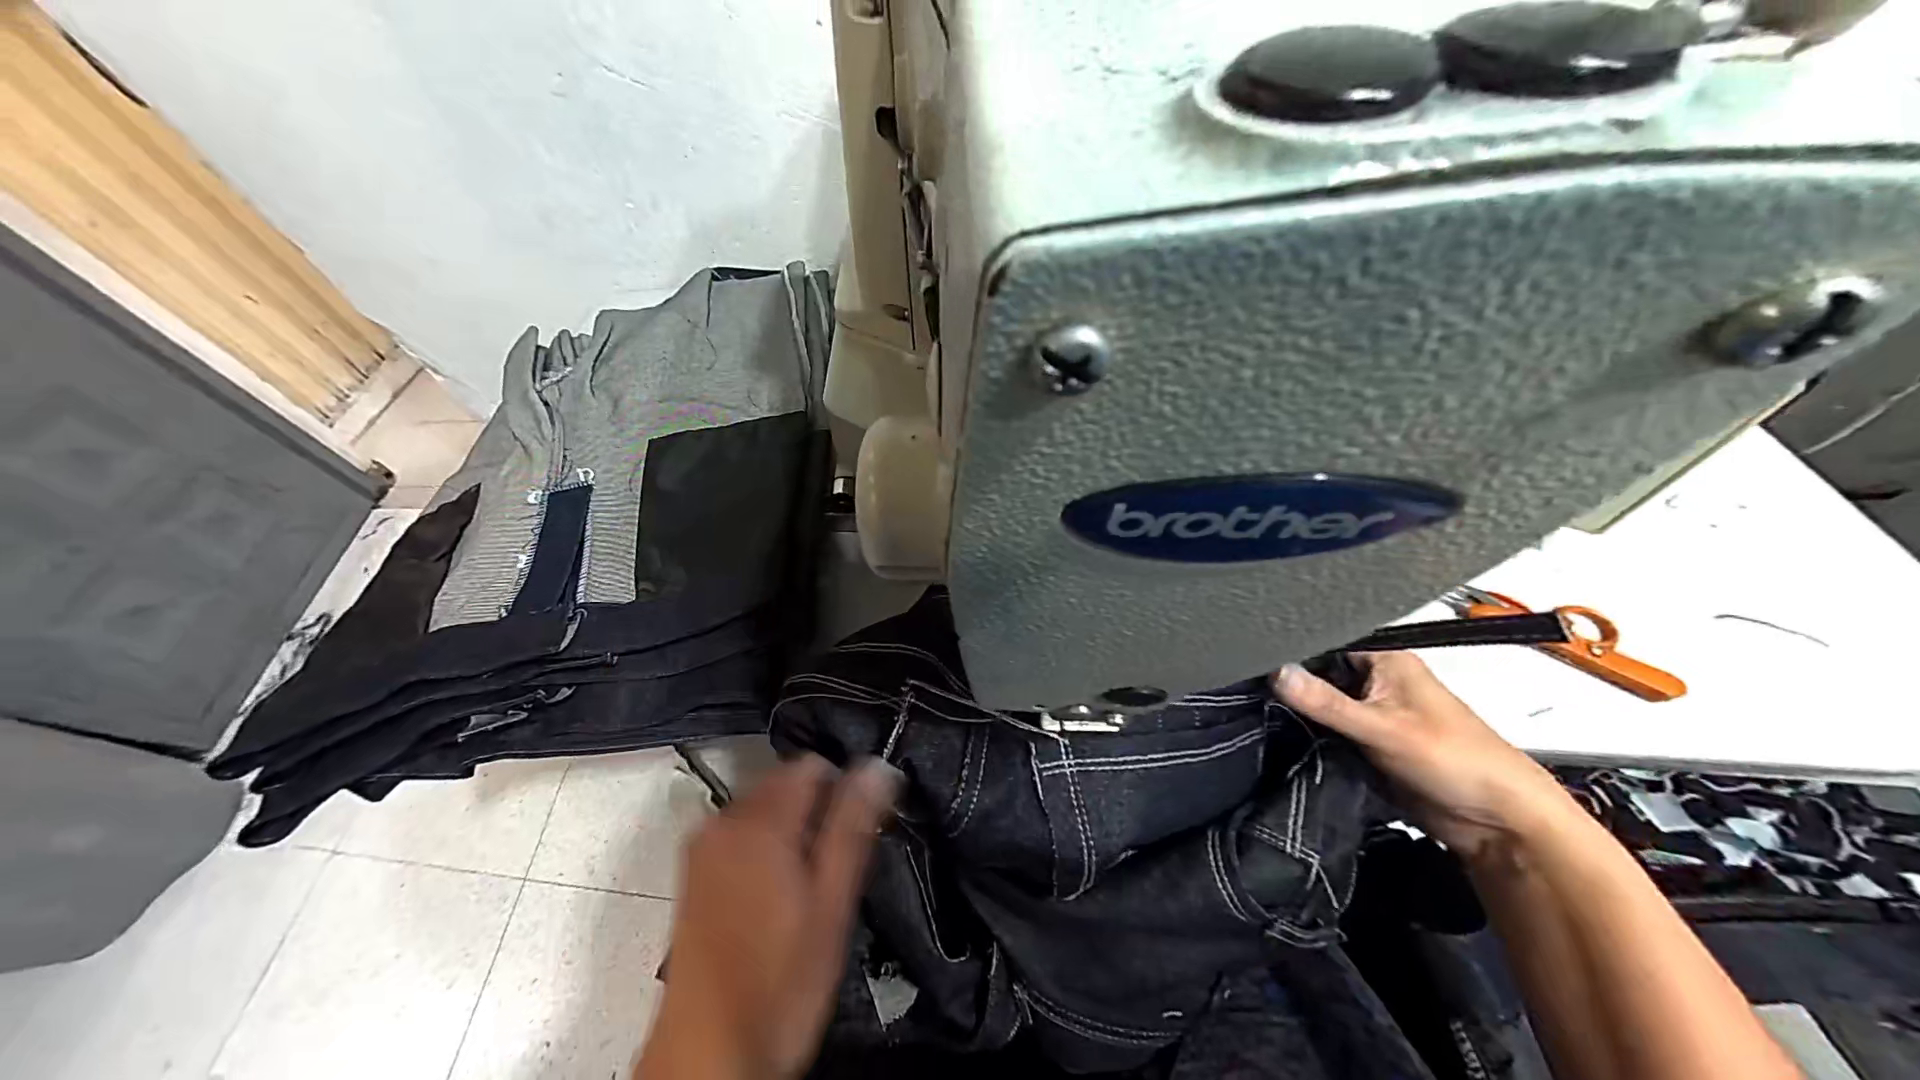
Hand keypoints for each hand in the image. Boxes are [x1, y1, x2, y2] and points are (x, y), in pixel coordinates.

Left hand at [637, 755, 900, 1079]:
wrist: (705, 1058)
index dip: (845, 789)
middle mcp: (723, 820)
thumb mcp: (832, 903)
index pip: (813, 764)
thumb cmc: (779, 983)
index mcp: (760, 821)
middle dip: (817, 812)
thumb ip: (854, 825)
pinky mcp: (693, 871)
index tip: (859, 830)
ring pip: (766, 808)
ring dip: (793, 831)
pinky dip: (765, 848)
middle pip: (787, 782)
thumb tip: (879, 767)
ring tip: (806, 891)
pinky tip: (775, 899)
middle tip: (833, 870)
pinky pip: (742, 833)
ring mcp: (702, 845)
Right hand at [1272, 653, 1575, 862]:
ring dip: (1299, 714)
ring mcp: (1369, 713)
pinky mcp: (1364, 744)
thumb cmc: (1458, 761)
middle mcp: (1375, 681)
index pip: (1323, 640)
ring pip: (1317, 705)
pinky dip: (1309, 737)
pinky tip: (1284, 738)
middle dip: (1290, 685)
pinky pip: (1325, 733)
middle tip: (1253, 691)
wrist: (1495, 823)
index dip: (1290, 649)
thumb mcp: (1382, 727)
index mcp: (1385, 660)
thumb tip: (1276, 672)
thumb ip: (1325, 702)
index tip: (1256, 659)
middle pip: (1316, 673)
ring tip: (1263, 715)